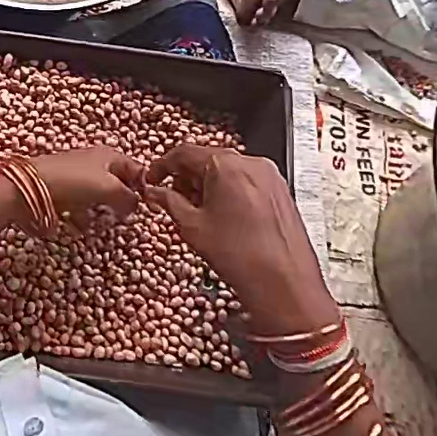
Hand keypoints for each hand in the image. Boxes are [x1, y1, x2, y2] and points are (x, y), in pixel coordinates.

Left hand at [29, 147, 144, 227]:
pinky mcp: (60, 194)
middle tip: (128, 218)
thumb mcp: (109, 188)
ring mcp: (75, 179)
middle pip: (116, 183)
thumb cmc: (73, 182)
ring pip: (97, 197)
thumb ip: (129, 198)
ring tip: (107, 226)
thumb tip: (136, 206)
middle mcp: (93, 164)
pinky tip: (83, 230)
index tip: (150, 206)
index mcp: (108, 156)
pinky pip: (78, 208)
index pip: (136, 168)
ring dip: (102, 211)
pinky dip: (82, 219)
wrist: (28, 189)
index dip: (145, 185)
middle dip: (123, 201)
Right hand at [144, 145, 336, 334]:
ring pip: (228, 170)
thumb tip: (157, 192)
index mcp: (226, 165)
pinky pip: (246, 181)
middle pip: (208, 158)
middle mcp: (251, 164)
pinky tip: (220, 216)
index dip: (163, 165)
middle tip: (171, 197)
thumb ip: (169, 201)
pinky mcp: (280, 191)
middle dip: (186, 177)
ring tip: (196, 212)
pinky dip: (228, 191)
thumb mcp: (191, 226)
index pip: (184, 152)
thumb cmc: (243, 257)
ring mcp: (269, 176)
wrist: (283, 283)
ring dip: (207, 184)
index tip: (154, 178)